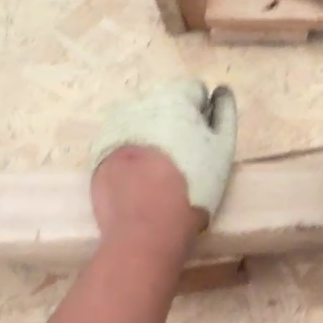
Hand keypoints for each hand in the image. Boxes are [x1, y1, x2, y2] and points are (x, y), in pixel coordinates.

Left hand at [90, 80, 238, 254]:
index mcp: (171, 99)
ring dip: (152, 140)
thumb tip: (221, 92)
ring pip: (141, 126)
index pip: (194, 92)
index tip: (205, 142)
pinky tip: (140, 183)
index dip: (204, 116)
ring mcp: (113, 129)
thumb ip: (224, 115)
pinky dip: (131, 158)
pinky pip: (121, 147)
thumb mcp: (221, 152)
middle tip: (185, 161)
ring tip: (161, 175)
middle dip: (176, 126)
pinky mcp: (99, 153)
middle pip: (164, 107)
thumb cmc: (192, 190)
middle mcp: (137, 105)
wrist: (144, 230)